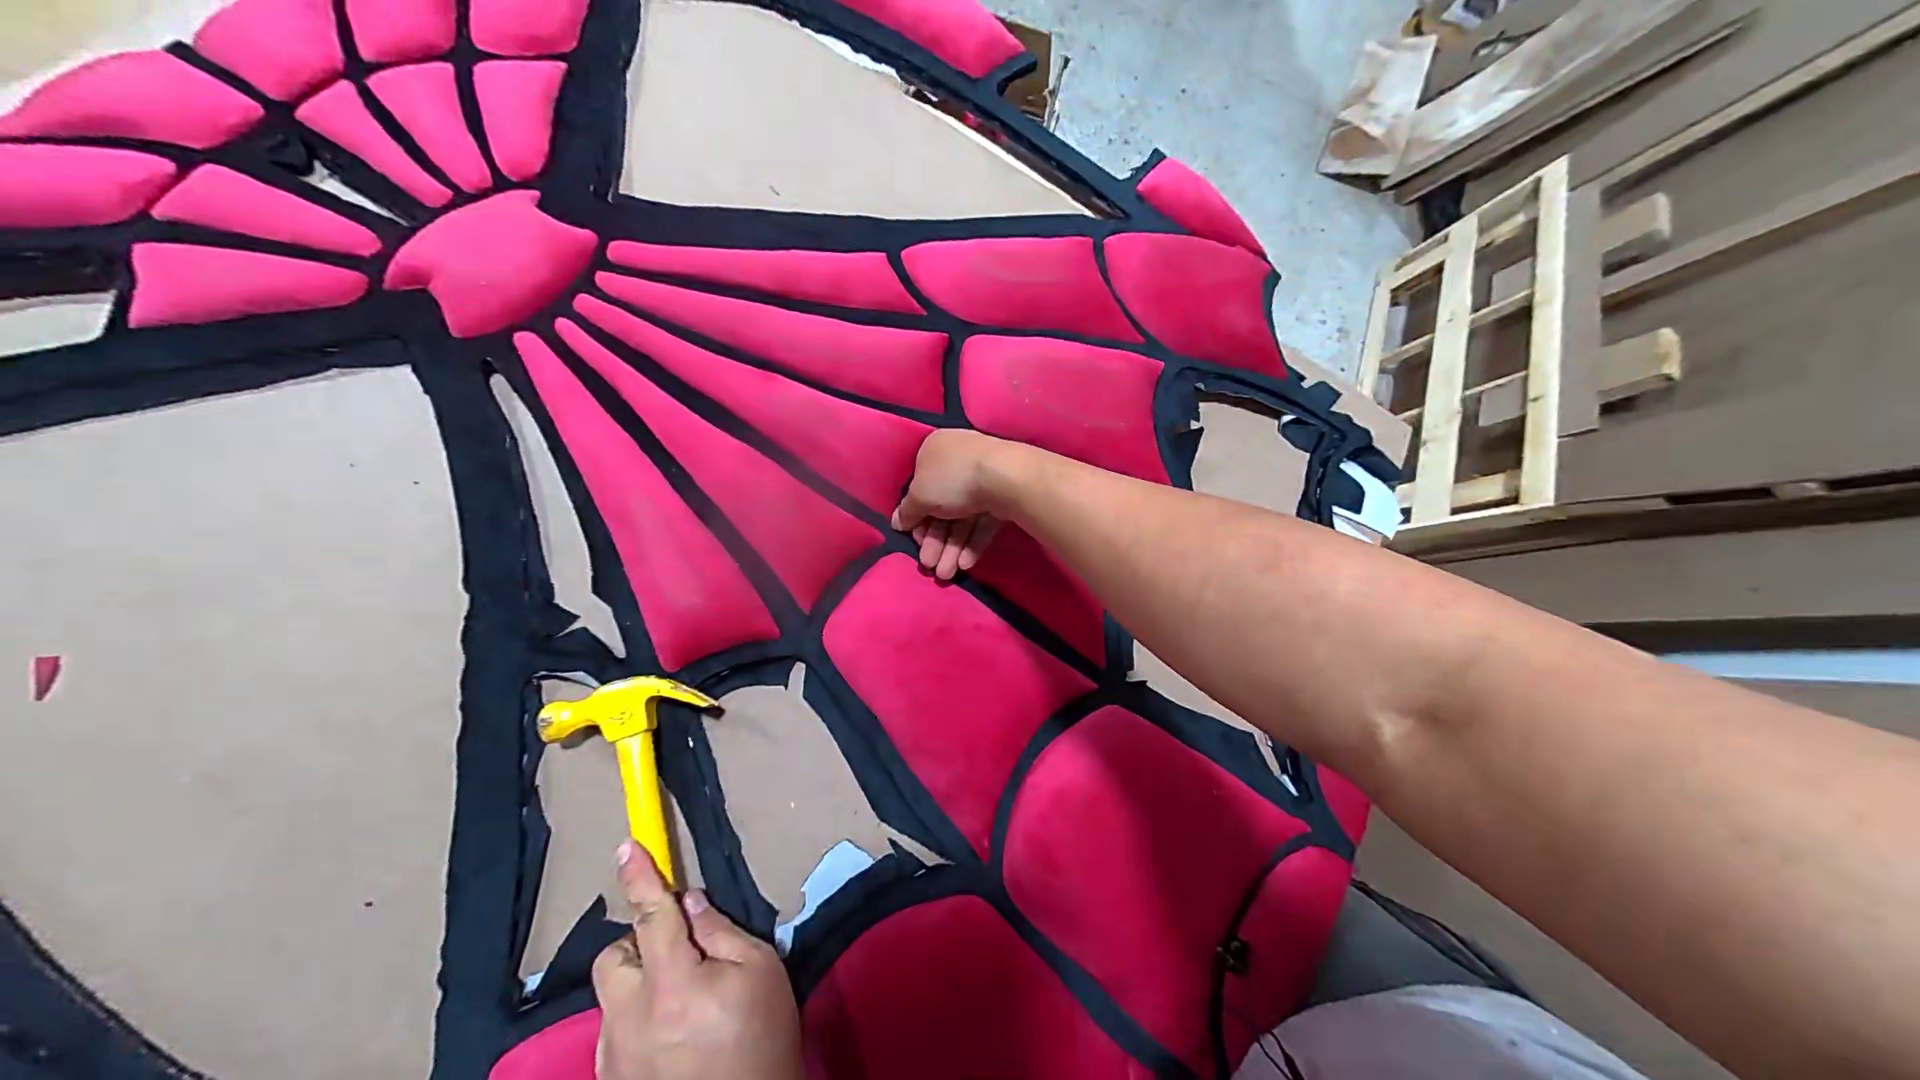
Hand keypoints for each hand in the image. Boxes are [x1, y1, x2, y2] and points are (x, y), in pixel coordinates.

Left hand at [592, 841, 801, 1079]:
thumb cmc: (762, 1038)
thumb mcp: (760, 971)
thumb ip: (721, 931)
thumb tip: (691, 904)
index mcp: (674, 985)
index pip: (652, 917)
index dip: (641, 878)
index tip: (627, 846)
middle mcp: (630, 1020)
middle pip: (613, 957)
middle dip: (641, 942)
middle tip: (680, 952)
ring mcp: (614, 1057)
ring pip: (614, 994)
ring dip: (642, 982)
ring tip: (683, 1003)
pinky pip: (615, 1029)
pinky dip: (639, 1017)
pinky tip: (673, 1036)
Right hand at [892, 429, 1022, 579]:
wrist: (1004, 477)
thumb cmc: (951, 480)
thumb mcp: (919, 496)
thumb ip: (907, 511)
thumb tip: (897, 521)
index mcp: (935, 452)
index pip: (921, 488)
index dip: (916, 518)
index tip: (914, 539)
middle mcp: (959, 463)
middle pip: (942, 508)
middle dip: (935, 541)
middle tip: (929, 565)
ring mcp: (983, 479)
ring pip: (962, 518)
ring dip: (951, 548)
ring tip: (946, 574)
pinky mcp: (1002, 497)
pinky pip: (982, 521)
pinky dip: (972, 542)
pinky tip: (965, 563)